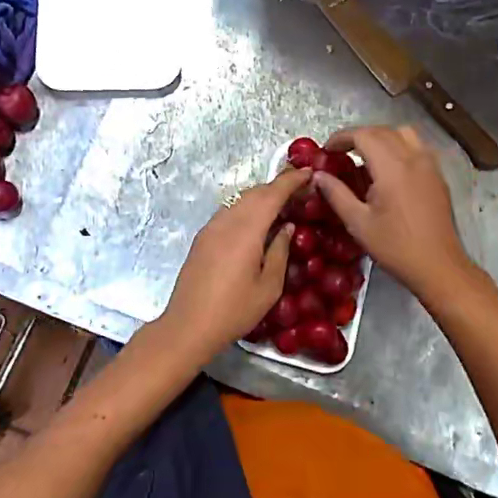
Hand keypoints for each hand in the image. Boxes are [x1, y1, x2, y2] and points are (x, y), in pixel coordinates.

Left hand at [158, 168, 310, 352]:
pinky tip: (258, 224)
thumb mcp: (269, 286)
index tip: (309, 172)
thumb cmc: (234, 310)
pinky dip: (247, 209)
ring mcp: (211, 228)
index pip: (272, 193)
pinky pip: (229, 212)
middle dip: (278, 187)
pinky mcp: (203, 238)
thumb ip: (280, 251)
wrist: (189, 325)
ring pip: (240, 200)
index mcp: (246, 229)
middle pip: (254, 193)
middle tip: (301, 192)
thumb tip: (286, 227)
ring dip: (262, 198)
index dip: (291, 180)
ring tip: (282, 206)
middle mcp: (226, 221)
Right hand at [312, 125, 475, 294]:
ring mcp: (429, 165)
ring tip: (364, 157)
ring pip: (403, 134)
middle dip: (358, 136)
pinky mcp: (437, 176)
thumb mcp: (358, 223)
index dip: (342, 137)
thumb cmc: (395, 247)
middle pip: (383, 131)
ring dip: (380, 138)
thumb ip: (336, 194)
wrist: (438, 266)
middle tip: (340, 153)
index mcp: (392, 168)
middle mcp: (414, 158)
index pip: (364, 135)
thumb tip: (318, 176)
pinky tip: (387, 171)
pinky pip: (416, 148)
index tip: (327, 150)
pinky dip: (398, 147)